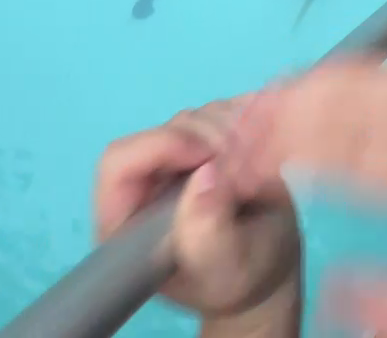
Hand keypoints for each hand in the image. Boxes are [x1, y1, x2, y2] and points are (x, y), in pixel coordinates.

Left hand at [95, 102, 302, 326]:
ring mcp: (179, 156)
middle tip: (248, 164)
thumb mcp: (227, 270)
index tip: (210, 158)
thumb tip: (206, 175)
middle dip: (213, 139)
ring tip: (258, 165)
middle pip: (168, 130)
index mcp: (129, 219)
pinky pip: (225, 109)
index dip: (162, 147)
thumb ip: (208, 236)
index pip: (120, 162)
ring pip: (199, 116)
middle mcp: (148, 180)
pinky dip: (248, 119)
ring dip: (234, 130)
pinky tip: (262, 148)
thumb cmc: (240, 277)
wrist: (266, 265)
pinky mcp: (207, 140)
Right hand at [220, 59, 386, 337]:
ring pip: (366, 75)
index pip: (342, 147)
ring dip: (308, 87)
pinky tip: (323, 89)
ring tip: (260, 107)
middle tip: (230, 134)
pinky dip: (345, 76)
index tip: (236, 164)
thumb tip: (332, 287)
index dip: (281, 148)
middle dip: (281, 110)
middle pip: (347, 96)